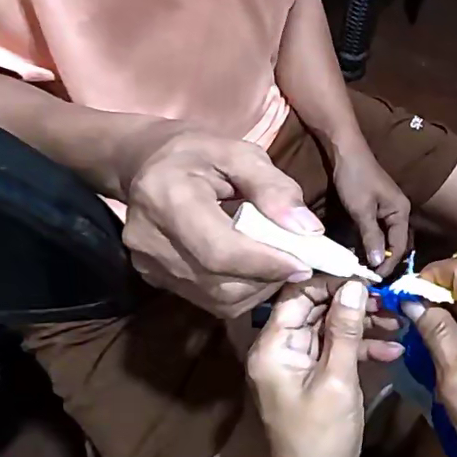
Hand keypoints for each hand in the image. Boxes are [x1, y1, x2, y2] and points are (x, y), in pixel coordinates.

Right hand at [120, 124, 323, 317]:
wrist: (151, 166)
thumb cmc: (202, 155)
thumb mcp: (242, 155)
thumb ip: (276, 189)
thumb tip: (308, 230)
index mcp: (166, 196)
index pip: (221, 251)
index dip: (267, 263)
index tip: (305, 262)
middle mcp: (148, 238)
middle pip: (221, 282)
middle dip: (269, 276)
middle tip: (297, 259)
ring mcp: (148, 265)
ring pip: (219, 299)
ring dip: (259, 287)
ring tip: (274, 259)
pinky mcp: (154, 280)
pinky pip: (211, 301)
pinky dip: (243, 291)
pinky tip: (253, 267)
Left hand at [246, 279, 402, 456]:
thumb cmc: (322, 440)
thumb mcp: (338, 380)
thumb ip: (345, 329)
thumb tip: (355, 284)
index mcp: (272, 347)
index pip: (297, 294)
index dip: (332, 281)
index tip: (368, 277)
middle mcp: (278, 349)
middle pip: (314, 307)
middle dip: (352, 301)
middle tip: (388, 298)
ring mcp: (295, 363)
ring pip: (329, 327)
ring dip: (362, 323)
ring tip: (396, 320)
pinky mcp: (311, 377)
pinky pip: (335, 350)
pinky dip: (361, 348)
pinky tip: (393, 350)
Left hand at [331, 143, 409, 274]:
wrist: (343, 150)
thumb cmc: (355, 178)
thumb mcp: (361, 210)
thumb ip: (371, 237)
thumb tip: (378, 264)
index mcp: (401, 212)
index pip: (400, 246)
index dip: (388, 265)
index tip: (373, 280)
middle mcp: (398, 213)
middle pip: (394, 245)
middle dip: (382, 262)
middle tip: (367, 278)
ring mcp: (385, 211)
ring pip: (383, 240)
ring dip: (373, 254)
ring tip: (360, 270)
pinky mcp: (373, 209)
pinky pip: (374, 232)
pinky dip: (367, 243)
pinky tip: (356, 254)